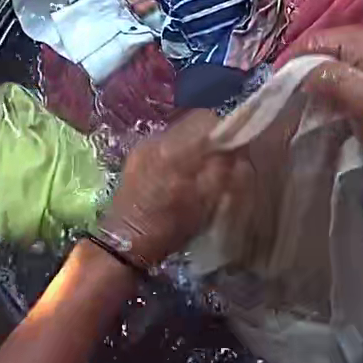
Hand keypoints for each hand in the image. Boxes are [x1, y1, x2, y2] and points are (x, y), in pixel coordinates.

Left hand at [101, 111, 238, 265]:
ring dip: (196, 142)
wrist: (124, 243)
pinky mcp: (137, 153)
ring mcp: (144, 145)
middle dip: (211, 135)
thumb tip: (238, 147)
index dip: (226, 129)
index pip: (207, 119)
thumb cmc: (169, 228)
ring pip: (181, 130)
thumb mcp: (205, 203)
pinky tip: (180, 170)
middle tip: (221, 156)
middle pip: (193, 121)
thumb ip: (223, 169)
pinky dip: (180, 149)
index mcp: (176, 151)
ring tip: (201, 164)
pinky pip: (167, 141)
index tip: (234, 146)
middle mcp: (158, 140)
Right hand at [291, 27, 362, 184]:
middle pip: (322, 46)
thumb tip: (302, 71)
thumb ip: (333, 80)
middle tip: (283, 95)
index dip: (291, 60)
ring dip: (313, 76)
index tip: (274, 87)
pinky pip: (344, 69)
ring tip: (297, 100)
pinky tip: (321, 101)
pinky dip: (329, 82)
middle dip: (300, 68)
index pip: (316, 40)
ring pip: (331, 58)